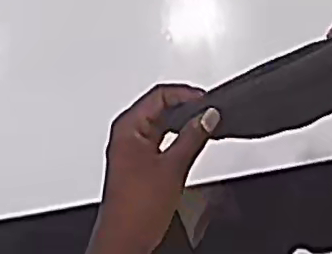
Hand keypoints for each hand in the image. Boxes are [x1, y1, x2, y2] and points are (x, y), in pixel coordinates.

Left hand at [86, 84, 220, 253]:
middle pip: (159, 108)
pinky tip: (188, 144)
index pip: (159, 95)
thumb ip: (192, 137)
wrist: (124, 244)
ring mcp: (131, 149)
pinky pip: (159, 141)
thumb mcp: (172, 168)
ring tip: (201, 126)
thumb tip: (207, 116)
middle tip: (206, 110)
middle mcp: (127, 133)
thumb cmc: (135, 209)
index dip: (184, 94)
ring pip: (159, 125)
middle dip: (184, 108)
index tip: (204, 99)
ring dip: (180, 124)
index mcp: (128, 126)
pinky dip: (175, 139)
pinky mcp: (137, 163)